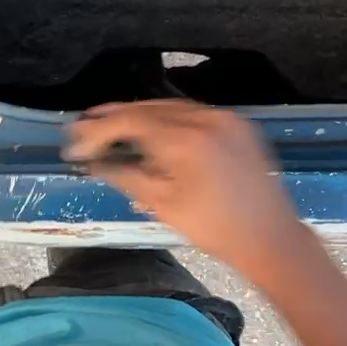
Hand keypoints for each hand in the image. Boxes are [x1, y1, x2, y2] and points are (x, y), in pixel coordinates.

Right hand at [63, 100, 314, 273]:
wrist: (271, 238)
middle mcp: (207, 118)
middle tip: (85, 127)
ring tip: (111, 126)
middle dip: (116, 117)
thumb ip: (127, 176)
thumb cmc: (216, 229)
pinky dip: (169, 119)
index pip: (132, 122)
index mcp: (187, 139)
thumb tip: (95, 162)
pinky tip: (151, 129)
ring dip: (141, 115)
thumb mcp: (164, 205)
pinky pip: (195, 113)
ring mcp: (226, 119)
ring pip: (172, 108)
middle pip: (151, 108)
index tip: (75, 143)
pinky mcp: (238, 125)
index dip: (99, 130)